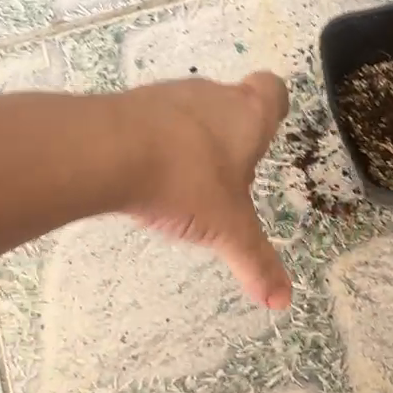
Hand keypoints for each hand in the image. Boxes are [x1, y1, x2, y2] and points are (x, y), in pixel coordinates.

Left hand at [118, 73, 292, 309]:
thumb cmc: (187, 181)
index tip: (267, 131)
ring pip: (189, 112)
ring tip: (184, 182)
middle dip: (230, 135)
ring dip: (190, 140)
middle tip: (227, 174)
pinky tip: (146, 176)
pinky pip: (151, 122)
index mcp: (248, 116)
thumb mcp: (228, 230)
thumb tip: (283, 300)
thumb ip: (256, 263)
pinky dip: (153, 144)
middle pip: (230, 103)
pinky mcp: (128, 105)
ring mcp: (167, 96)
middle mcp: (212, 96)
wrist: (109, 151)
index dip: (273, 108)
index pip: (272, 92)